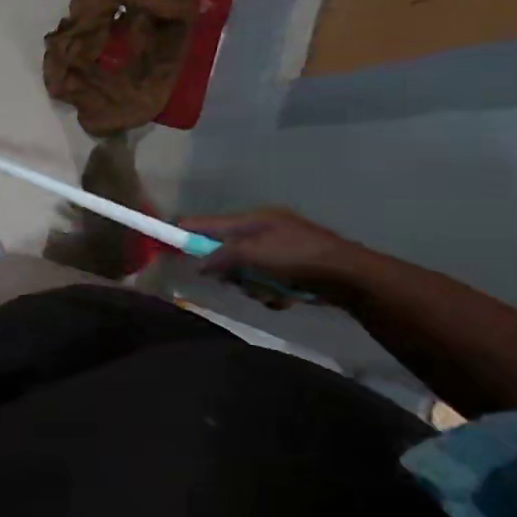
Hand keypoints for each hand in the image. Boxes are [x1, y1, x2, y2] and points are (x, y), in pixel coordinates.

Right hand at [178, 208, 372, 298]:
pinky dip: (270, 291)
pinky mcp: (292, 270)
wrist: (352, 277)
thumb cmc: (298, 258)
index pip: (204, 223)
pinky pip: (264, 282)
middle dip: (227, 271)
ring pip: (244, 272)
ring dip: (252, 286)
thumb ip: (219, 257)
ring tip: (271, 292)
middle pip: (222, 252)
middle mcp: (262, 232)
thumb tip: (196, 265)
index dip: (182, 233)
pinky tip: (284, 296)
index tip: (164, 247)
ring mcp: (279, 251)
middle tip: (235, 281)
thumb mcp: (252, 254)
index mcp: (252, 220)